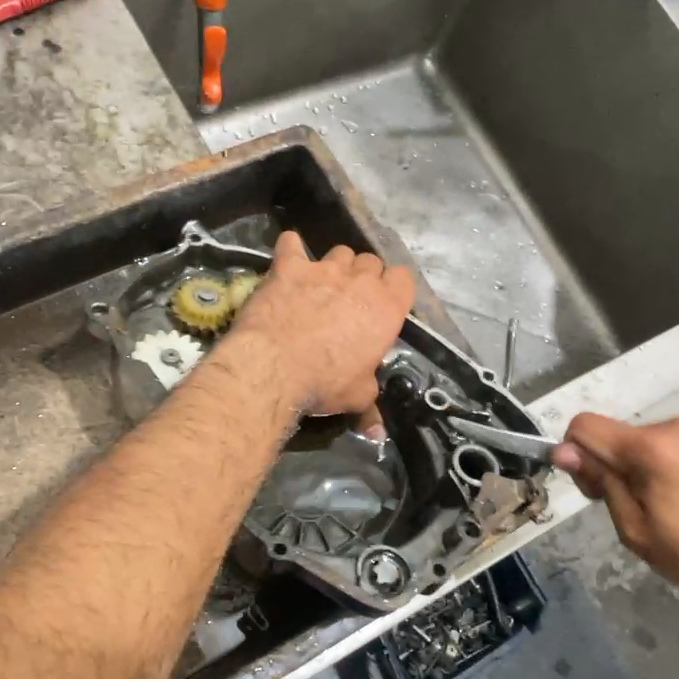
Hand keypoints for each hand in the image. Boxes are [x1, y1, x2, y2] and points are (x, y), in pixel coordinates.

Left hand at [230, 231, 414, 416]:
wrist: (275, 368)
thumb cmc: (324, 383)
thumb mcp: (356, 397)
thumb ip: (370, 406)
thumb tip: (377, 433)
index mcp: (386, 308)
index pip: (403, 279)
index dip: (392, 289)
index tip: (381, 305)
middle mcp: (360, 281)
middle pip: (370, 262)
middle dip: (362, 276)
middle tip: (349, 300)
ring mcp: (323, 270)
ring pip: (338, 252)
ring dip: (333, 266)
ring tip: (320, 285)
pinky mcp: (289, 267)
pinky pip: (291, 245)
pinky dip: (290, 249)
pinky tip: (287, 256)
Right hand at [550, 413, 678, 611]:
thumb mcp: (636, 529)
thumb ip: (600, 483)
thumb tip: (564, 452)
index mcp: (650, 446)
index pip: (585, 426)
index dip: (575, 453)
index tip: (590, 486)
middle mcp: (678, 425)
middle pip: (622, 436)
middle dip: (617, 466)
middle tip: (636, 508)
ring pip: (655, 441)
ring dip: (650, 466)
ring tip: (674, 505)